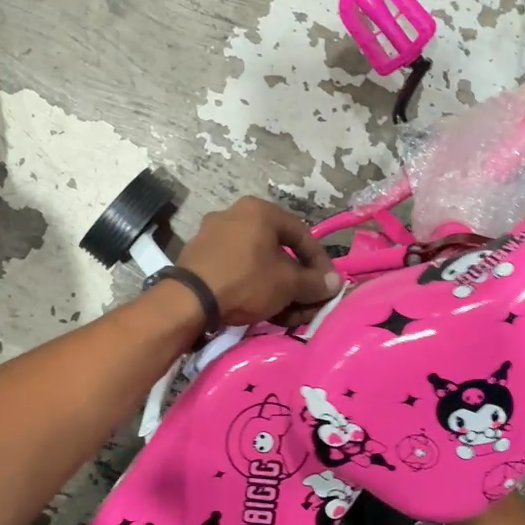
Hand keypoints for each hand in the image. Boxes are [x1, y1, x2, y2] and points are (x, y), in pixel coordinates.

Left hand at [177, 197, 342, 326]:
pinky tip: (261, 309)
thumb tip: (335, 282)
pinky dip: (253, 287)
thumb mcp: (287, 284)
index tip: (327, 285)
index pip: (302, 234)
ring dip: (277, 288)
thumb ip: (314, 282)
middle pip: (279, 250)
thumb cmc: (245, 282)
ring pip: (258, 262)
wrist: (189, 300)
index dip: (320, 262)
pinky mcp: (199, 257)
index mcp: (259, 211)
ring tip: (286, 313)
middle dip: (297, 281)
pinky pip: (237, 269)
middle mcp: (235, 214)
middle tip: (306, 303)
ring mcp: (213, 235)